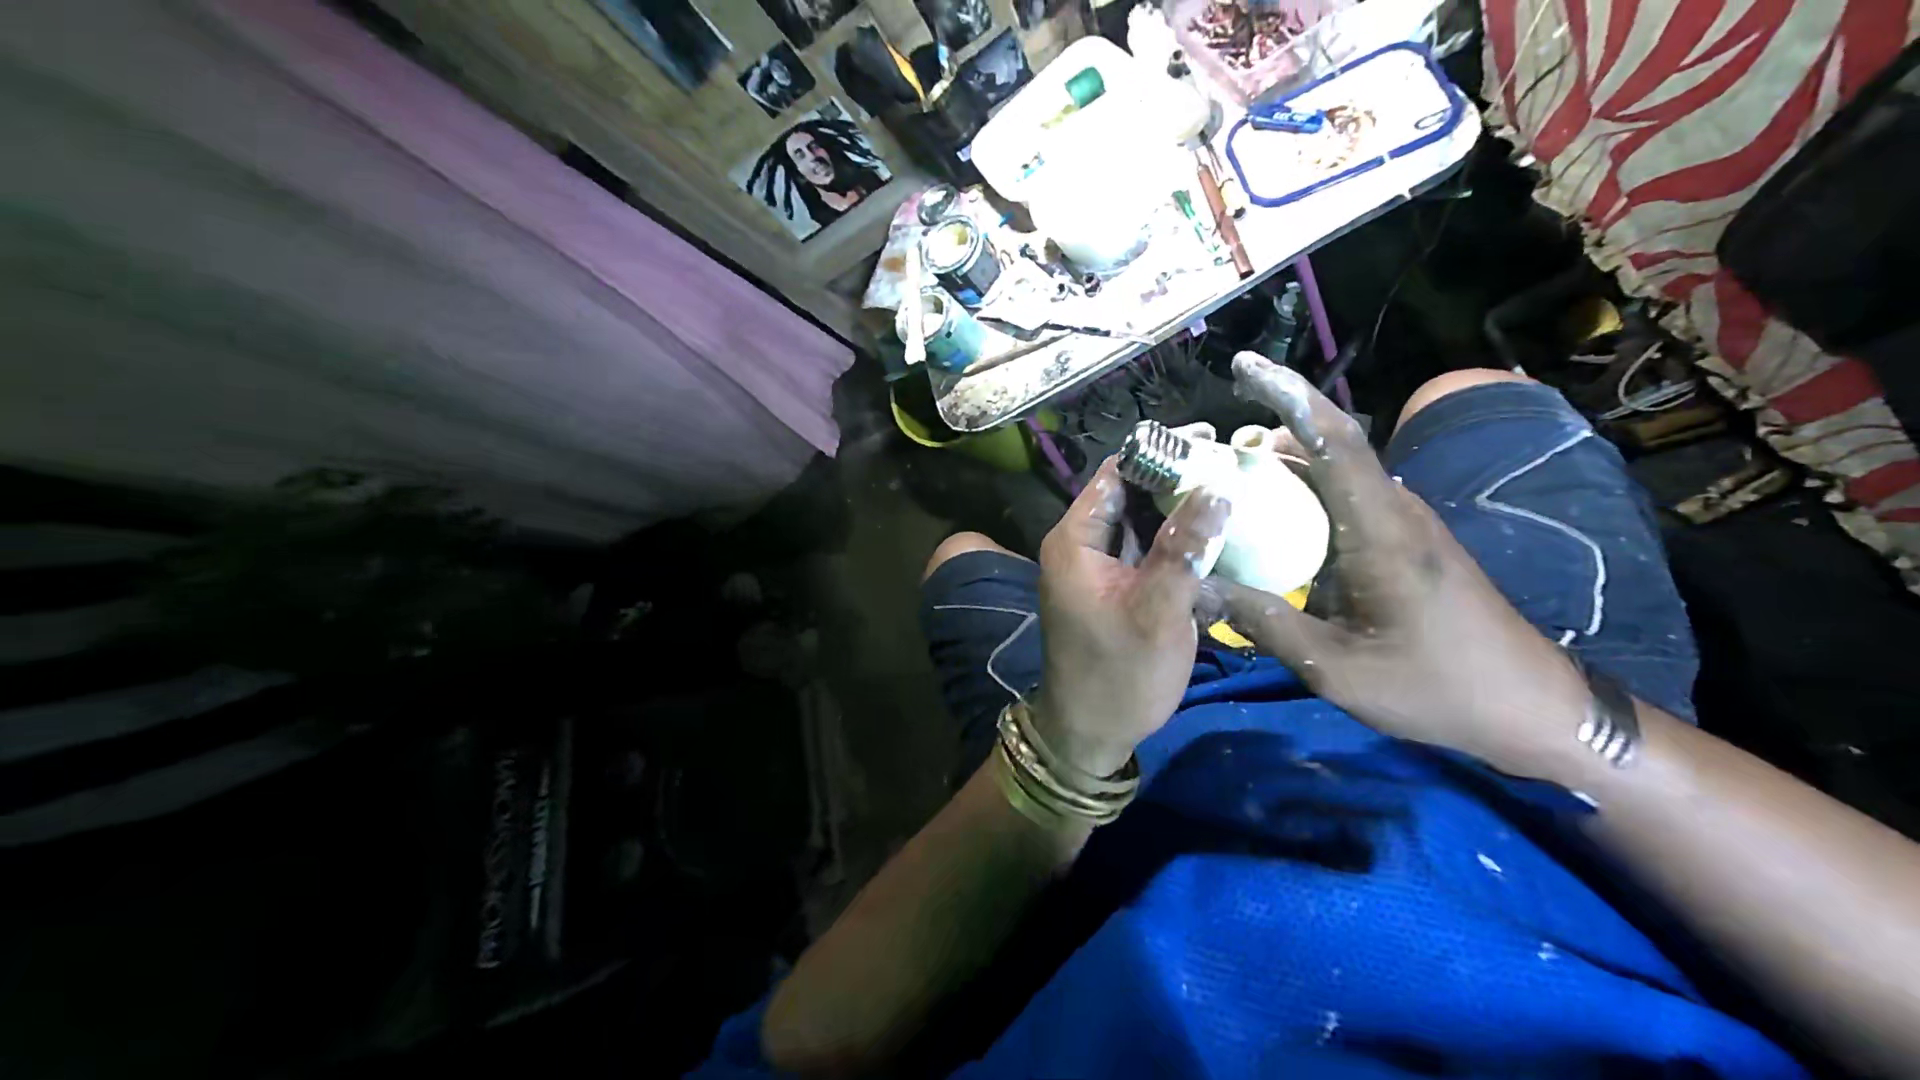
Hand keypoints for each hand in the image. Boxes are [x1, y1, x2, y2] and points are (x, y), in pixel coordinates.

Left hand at [1032, 457, 1231, 775]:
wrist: (1091, 730)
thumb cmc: (1119, 674)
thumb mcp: (1157, 610)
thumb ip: (1183, 548)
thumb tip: (1216, 488)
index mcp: (1075, 539)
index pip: (1116, 474)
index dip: (1159, 453)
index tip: (1210, 442)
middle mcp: (1081, 544)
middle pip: (1129, 493)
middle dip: (1176, 479)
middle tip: (1233, 466)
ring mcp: (1098, 565)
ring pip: (1140, 520)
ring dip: (1178, 508)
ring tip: (1233, 491)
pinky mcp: (1115, 586)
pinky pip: (1145, 548)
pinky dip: (1174, 538)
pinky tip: (1215, 533)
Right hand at [1217, 353, 1590, 778]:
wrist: (1530, 707)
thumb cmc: (1436, 687)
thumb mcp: (1337, 667)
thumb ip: (1265, 624)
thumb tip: (1197, 589)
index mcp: (1382, 531)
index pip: (1334, 442)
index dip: (1288, 397)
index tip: (1244, 368)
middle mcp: (1395, 511)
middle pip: (1327, 449)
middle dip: (1266, 434)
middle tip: (1204, 451)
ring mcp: (1403, 525)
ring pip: (1333, 476)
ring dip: (1279, 469)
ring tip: (1222, 484)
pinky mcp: (1403, 543)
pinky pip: (1340, 504)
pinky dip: (1297, 501)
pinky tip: (1265, 528)